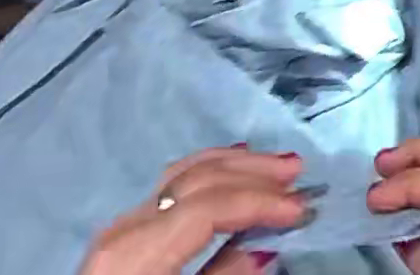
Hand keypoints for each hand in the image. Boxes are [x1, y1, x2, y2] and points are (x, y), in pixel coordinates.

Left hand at [79, 147, 306, 274]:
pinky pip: (171, 188)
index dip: (255, 201)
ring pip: (182, 175)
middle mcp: (124, 226)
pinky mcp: (123, 233)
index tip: (299, 207)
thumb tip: (262, 250)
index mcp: (134, 254)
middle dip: (248, 172)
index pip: (204, 207)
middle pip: (194, 181)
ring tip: (274, 164)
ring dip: (232, 166)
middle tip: (295, 170)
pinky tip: (227, 167)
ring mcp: (120, 225)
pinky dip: (206, 173)